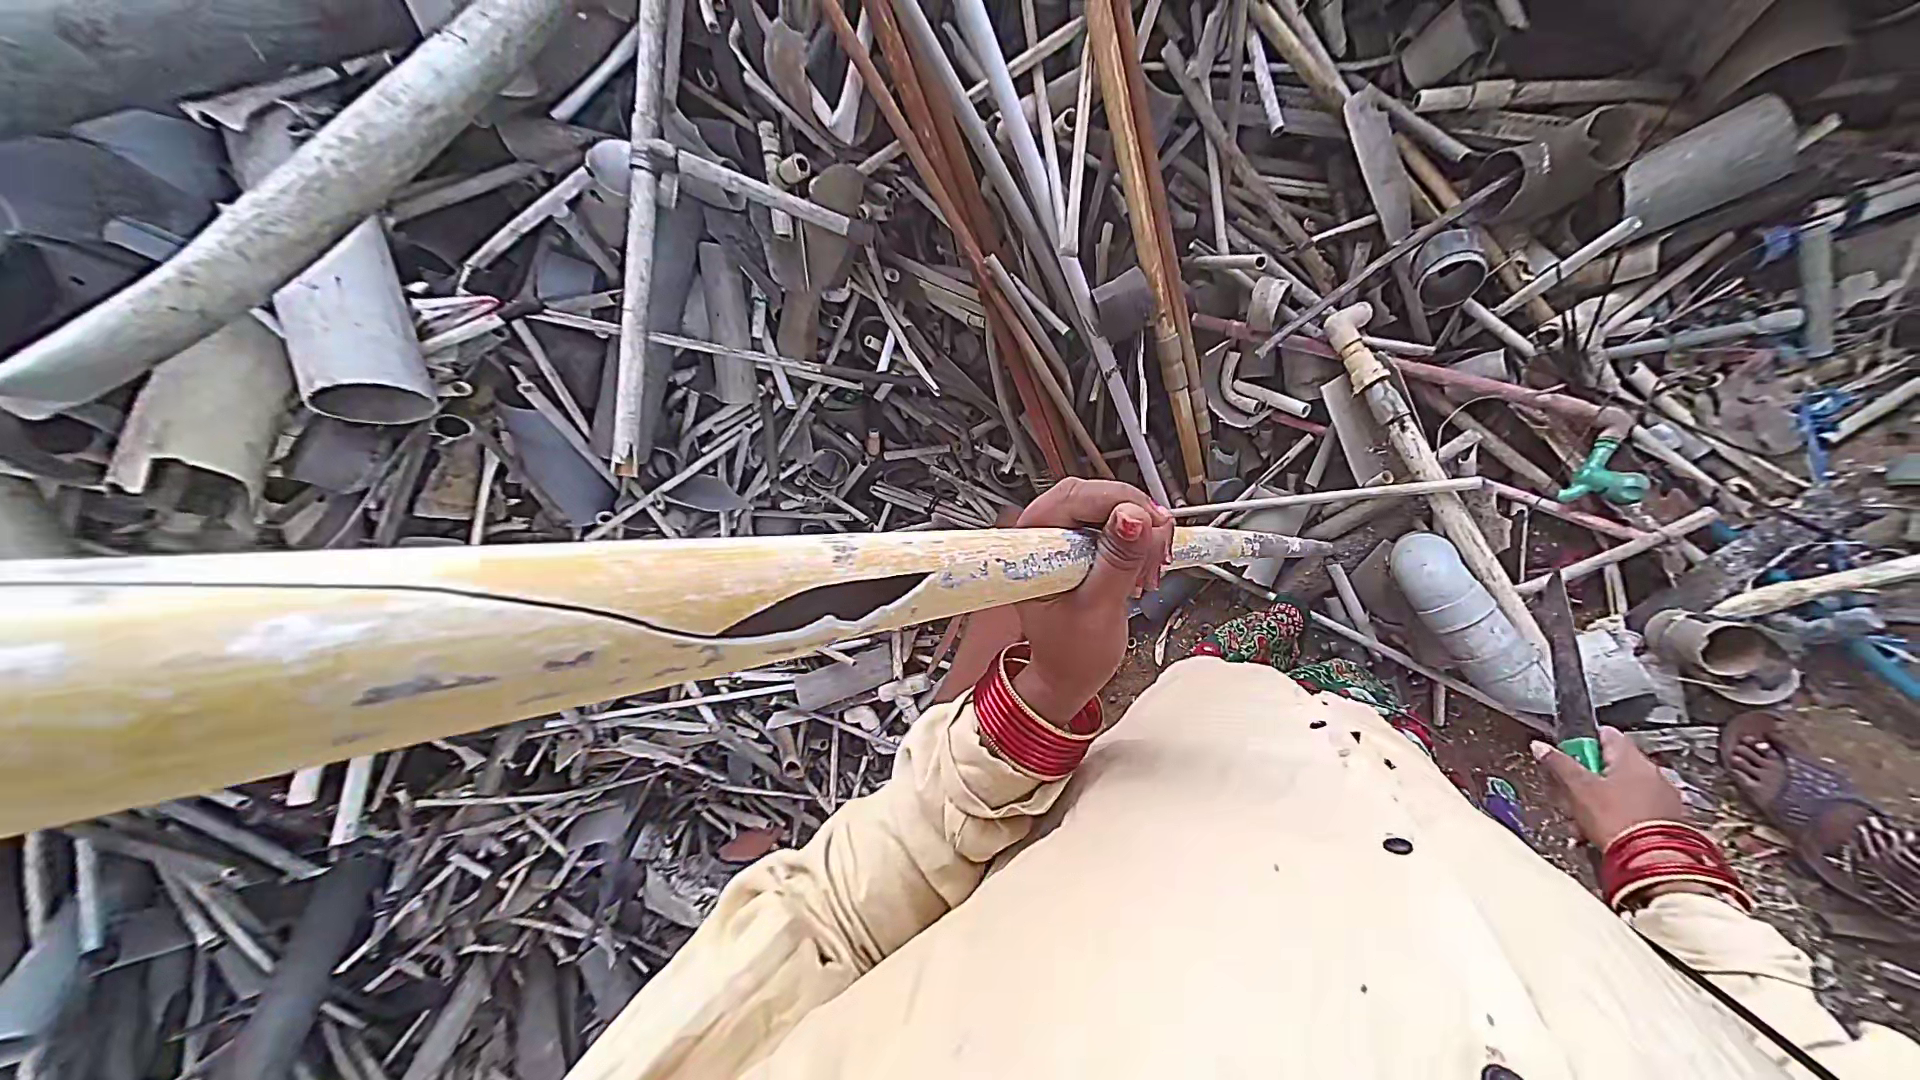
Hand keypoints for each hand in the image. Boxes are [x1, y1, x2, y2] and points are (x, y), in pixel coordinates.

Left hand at [1010, 479, 1172, 725]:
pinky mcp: (1080, 544)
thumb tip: (1133, 517)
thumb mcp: (1098, 610)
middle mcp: (1042, 533)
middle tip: (1157, 551)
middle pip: (1095, 495)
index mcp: (1033, 545)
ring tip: (1147, 571)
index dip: (1119, 503)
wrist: (1067, 675)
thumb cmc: (1069, 652)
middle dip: (1134, 519)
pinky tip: (1142, 567)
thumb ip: (1116, 561)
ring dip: (1140, 533)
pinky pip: (1114, 524)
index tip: (1152, 525)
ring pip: (1109, 507)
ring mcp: (1062, 537)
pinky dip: (1137, 542)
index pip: (1074, 496)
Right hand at [1533, 726, 1687, 848]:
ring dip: (1598, 797)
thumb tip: (1540, 746)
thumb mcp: (1577, 786)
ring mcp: (1663, 798)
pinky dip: (1614, 814)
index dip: (1582, 741)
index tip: (1567, 754)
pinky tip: (1599, 829)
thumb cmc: (1617, 818)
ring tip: (1581, 814)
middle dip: (1586, 775)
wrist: (1653, 861)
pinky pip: (1632, 808)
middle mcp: (1653, 775)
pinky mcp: (1667, 820)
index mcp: (1632, 759)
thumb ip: (1558, 762)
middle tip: (1570, 787)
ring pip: (1620, 788)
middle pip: (1611, 764)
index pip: (1605, 735)